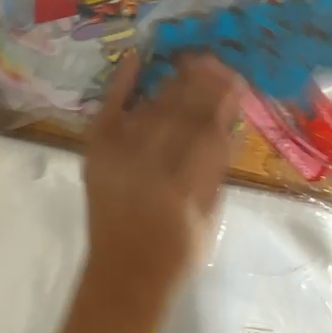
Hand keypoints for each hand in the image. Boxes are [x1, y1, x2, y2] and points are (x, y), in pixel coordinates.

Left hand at [82, 52, 245, 300]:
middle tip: (216, 61)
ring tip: (191, 61)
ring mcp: (120, 156)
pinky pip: (110, 109)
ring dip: (174, 81)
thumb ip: (218, 167)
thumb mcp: (211, 213)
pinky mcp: (96, 152)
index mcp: (186, 186)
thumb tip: (228, 121)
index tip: (236, 79)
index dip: (223, 101)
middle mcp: (151, 166)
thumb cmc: (179, 250)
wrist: (124, 274)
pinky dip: (123, 82)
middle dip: (202, 82)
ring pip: (152, 107)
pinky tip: (136, 58)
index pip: (209, 130)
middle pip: (181, 112)